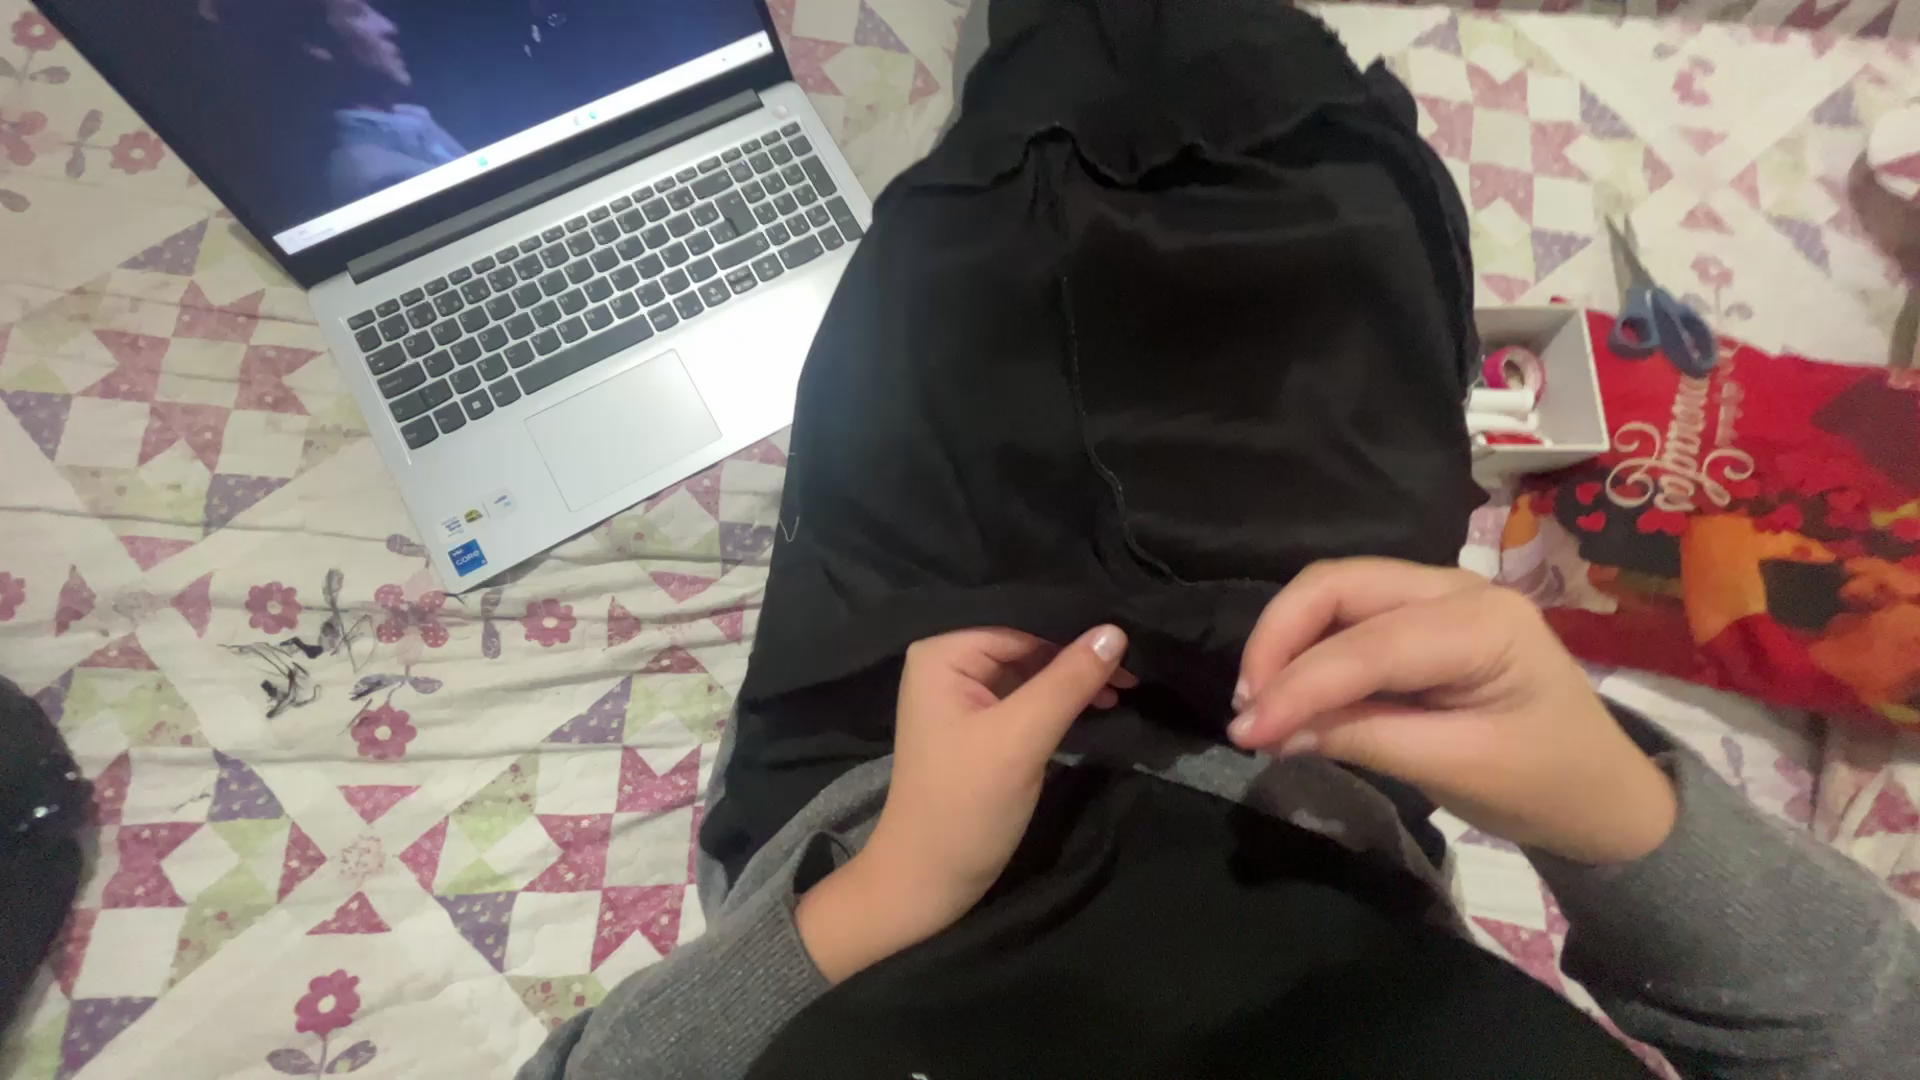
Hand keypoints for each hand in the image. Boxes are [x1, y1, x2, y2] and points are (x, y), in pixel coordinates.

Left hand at [796, 626, 1131, 981]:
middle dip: (1078, 653)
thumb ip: (1068, 681)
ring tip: (1127, 685)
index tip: (1132, 634)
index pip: (1020, 622)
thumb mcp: (1021, 739)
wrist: (928, 880)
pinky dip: (1060, 698)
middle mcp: (948, 661)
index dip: (1075, 628)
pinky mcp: (978, 720)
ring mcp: (962, 692)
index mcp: (943, 652)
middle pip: (1025, 642)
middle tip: (1137, 664)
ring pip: (1030, 668)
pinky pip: (1026, 694)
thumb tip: (1115, 629)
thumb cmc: (966, 805)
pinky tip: (1099, 702)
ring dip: (1074, 676)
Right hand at [1228, 558, 1676, 865]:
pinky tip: (1287, 686)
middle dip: (1277, 639)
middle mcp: (1453, 588)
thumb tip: (1266, 731)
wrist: (1603, 794)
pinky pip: (1338, 613)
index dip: (1298, 686)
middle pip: (1334, 585)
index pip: (1367, 646)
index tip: (1245, 732)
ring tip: (1259, 699)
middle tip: (1247, 703)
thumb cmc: (1546, 785)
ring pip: (1327, 591)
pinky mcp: (1410, 612)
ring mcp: (1430, 593)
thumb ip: (1359, 738)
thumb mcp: (1455, 769)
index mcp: (1485, 624)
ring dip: (1282, 639)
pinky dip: (1301, 646)